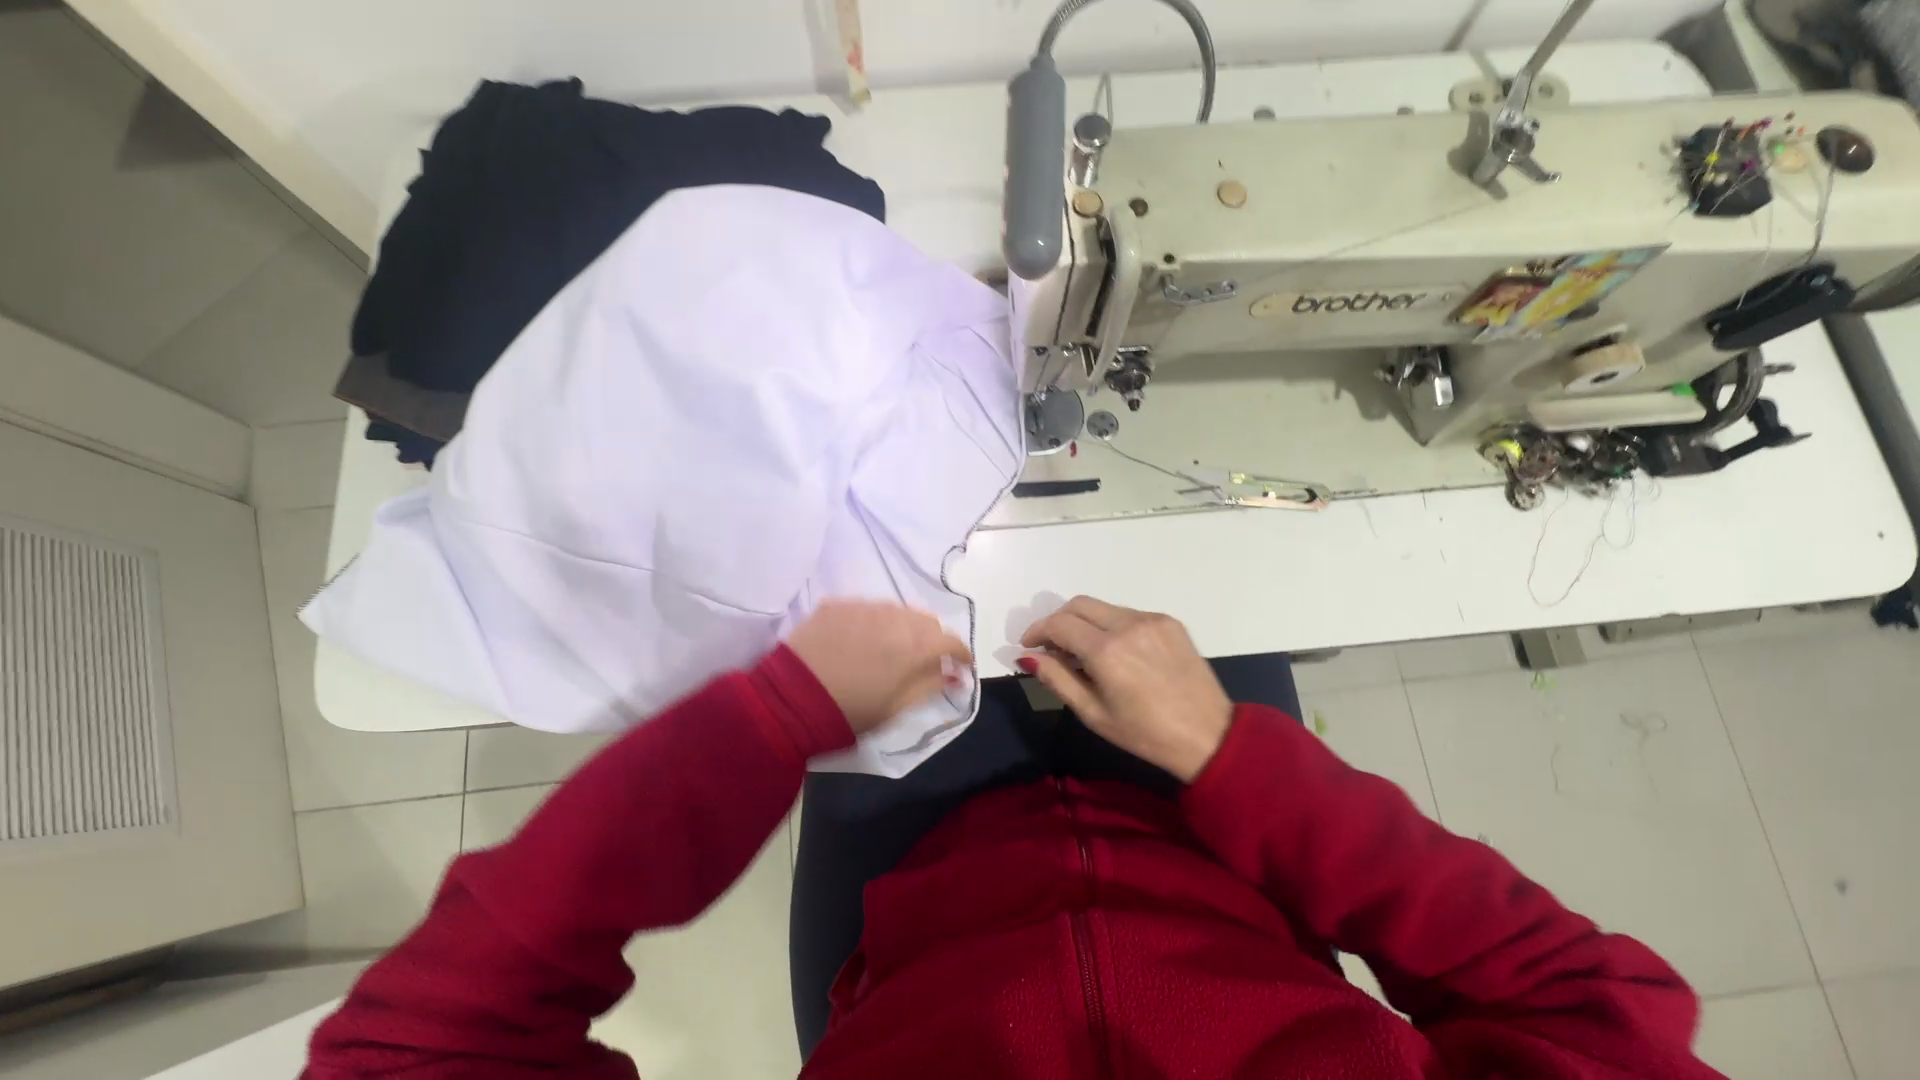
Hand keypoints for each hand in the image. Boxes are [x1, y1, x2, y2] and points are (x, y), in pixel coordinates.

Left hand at [787, 601, 973, 735]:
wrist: (788, 700)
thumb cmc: (848, 713)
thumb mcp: (895, 708)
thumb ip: (929, 685)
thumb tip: (955, 674)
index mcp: (913, 647)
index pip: (950, 641)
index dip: (961, 654)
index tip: (962, 668)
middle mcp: (894, 619)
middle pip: (927, 621)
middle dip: (933, 639)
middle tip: (927, 660)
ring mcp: (864, 608)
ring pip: (898, 610)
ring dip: (905, 627)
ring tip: (893, 648)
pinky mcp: (837, 605)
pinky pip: (867, 608)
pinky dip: (875, 622)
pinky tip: (863, 640)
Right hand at [1019, 597, 1232, 781]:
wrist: (1207, 735)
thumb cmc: (1144, 734)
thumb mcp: (1093, 713)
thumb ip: (1057, 679)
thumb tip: (1028, 657)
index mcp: (1106, 651)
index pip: (1059, 624)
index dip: (1037, 631)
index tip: (1028, 646)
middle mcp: (1128, 625)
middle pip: (1078, 605)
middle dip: (1058, 621)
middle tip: (1051, 647)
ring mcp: (1152, 619)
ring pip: (1104, 608)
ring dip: (1085, 623)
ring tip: (1083, 654)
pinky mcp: (1169, 622)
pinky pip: (1128, 615)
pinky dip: (1112, 627)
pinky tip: (1116, 653)